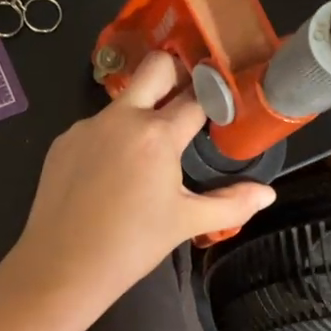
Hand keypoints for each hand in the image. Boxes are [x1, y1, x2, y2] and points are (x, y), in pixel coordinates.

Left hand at [8, 53, 275, 301]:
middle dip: (176, 72)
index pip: (197, 97)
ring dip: (140, 112)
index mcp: (157, 134)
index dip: (214, 97)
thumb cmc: (132, 244)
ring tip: (148, 151)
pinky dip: (110, 138)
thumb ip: (231, 204)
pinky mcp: (63, 140)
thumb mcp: (186, 223)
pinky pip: (95, 126)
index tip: (224, 99)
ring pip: (122, 100)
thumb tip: (268, 194)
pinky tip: (111, 172)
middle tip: (187, 96)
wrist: (62, 263)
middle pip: (155, 67)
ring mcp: (87, 126)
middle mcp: (121, 118)